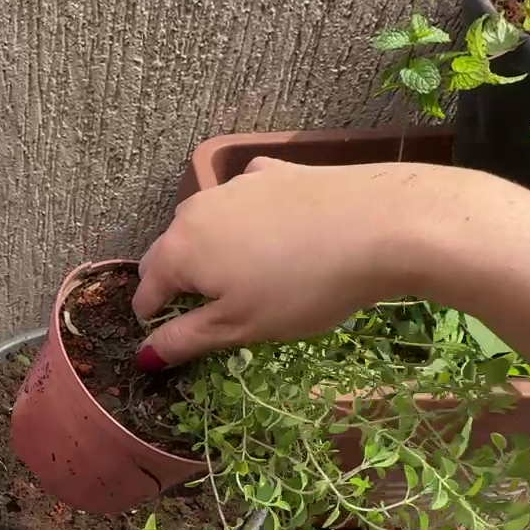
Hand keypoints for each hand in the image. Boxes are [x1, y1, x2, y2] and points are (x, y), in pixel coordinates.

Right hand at [133, 158, 505, 366]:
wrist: (387, 223)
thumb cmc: (303, 287)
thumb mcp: (240, 327)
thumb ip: (184, 341)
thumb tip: (142, 357)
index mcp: (177, 251)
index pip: (145, 294)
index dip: (157, 325)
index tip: (186, 342)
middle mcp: (194, 210)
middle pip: (168, 255)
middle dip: (179, 285)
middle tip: (219, 313)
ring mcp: (234, 186)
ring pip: (204, 226)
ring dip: (210, 253)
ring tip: (251, 277)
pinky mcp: (274, 172)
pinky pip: (244, 200)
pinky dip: (247, 220)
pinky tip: (277, 234)